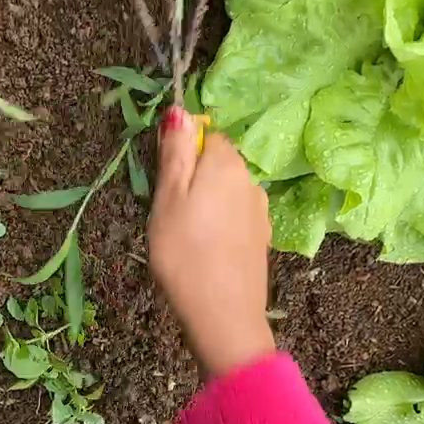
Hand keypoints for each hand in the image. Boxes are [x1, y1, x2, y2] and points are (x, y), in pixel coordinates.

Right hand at [149, 107, 275, 378]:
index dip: (182, 152)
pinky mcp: (261, 238)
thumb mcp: (167, 199)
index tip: (162, 182)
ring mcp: (259, 210)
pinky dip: (218, 224)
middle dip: (193, 178)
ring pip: (226, 191)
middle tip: (167, 212)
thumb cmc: (184, 254)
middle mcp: (250, 180)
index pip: (206, 136)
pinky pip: (235, 216)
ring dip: (206, 202)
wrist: (223, 313)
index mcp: (226, 164)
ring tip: (183, 234)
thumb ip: (175, 153)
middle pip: (218, 163)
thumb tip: (179, 110)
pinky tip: (204, 249)